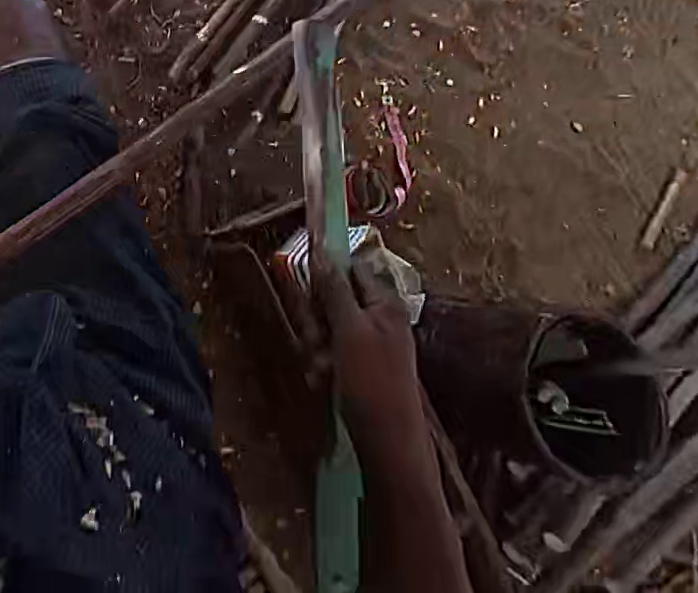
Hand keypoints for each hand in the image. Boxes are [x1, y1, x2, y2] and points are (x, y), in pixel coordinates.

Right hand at [316, 260, 430, 465]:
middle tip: (316, 341)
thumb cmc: (372, 383)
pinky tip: (322, 381)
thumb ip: (335, 289)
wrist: (390, 448)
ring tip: (320, 369)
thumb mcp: (349, 330)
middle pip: (335, 300)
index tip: (308, 293)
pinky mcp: (363, 369)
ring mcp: (372, 345)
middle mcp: (380, 318)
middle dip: (318, 319)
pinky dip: (324, 365)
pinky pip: (334, 353)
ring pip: (330, 328)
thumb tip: (323, 249)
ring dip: (317, 346)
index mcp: (385, 302)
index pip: (350, 269)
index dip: (327, 276)